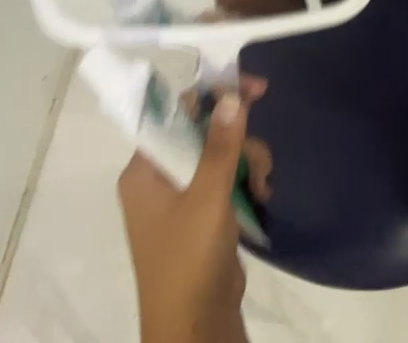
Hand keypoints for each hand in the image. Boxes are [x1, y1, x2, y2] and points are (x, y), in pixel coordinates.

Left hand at [119, 76, 271, 342]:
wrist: (195, 325)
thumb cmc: (190, 259)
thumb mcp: (208, 198)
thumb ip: (220, 145)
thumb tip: (231, 94)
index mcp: (144, 171)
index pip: (175, 113)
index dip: (213, 95)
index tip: (254, 89)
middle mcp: (159, 178)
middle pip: (204, 132)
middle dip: (239, 140)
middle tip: (262, 157)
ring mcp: (181, 197)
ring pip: (222, 154)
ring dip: (248, 163)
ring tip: (262, 189)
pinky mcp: (202, 214)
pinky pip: (227, 178)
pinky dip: (247, 181)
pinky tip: (261, 197)